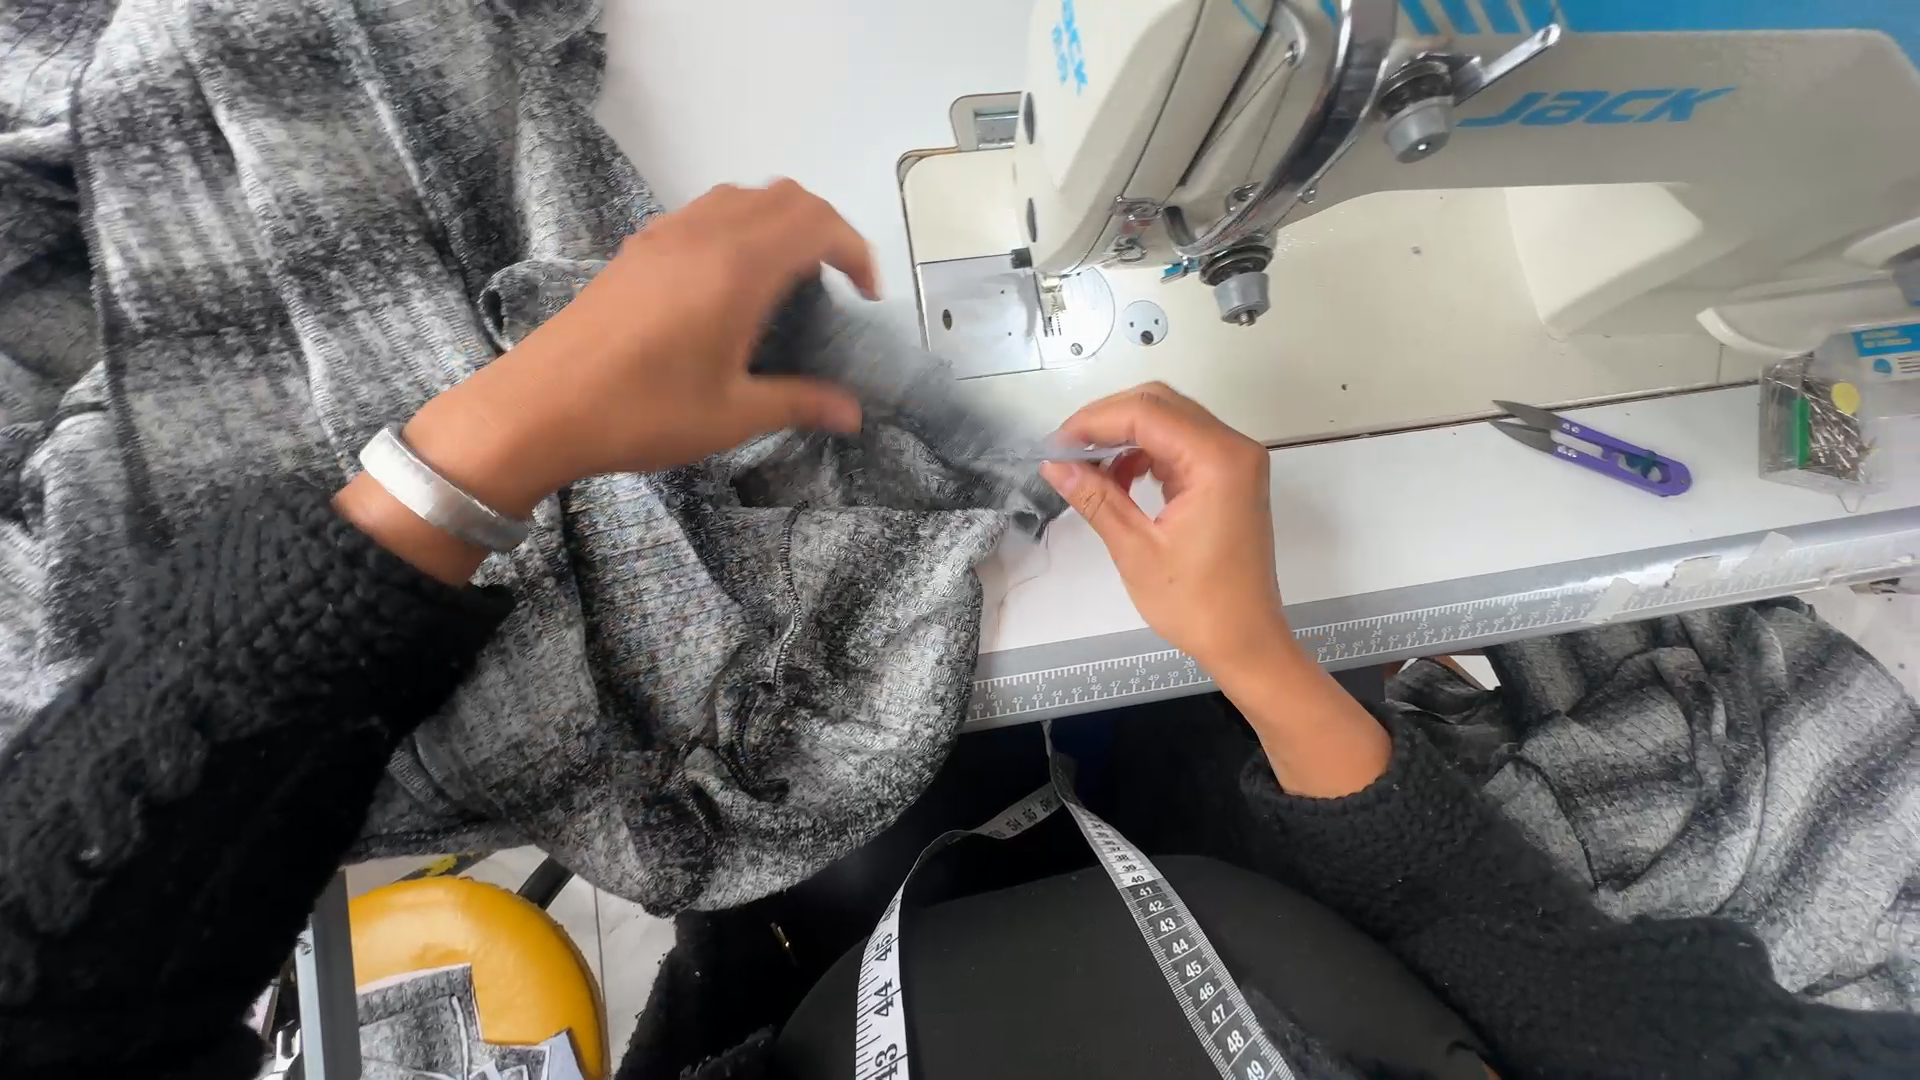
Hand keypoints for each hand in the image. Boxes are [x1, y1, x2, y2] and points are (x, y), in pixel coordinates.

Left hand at [338, 179, 875, 582]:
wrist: (539, 409)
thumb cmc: (642, 414)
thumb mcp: (734, 416)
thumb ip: (801, 403)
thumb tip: (853, 414)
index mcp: (737, 271)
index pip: (818, 224)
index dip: (857, 252)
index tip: (866, 296)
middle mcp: (704, 236)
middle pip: (787, 197)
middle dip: (827, 231)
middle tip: (837, 285)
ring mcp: (666, 236)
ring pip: (744, 196)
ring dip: (782, 224)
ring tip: (791, 281)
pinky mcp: (640, 250)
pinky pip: (706, 212)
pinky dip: (741, 228)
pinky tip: (733, 285)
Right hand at [1043, 384, 1391, 796]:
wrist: (1244, 640)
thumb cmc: (1196, 603)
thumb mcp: (1135, 549)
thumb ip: (1095, 497)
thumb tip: (1054, 465)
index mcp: (1216, 460)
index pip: (1145, 413)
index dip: (1093, 422)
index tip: (1055, 446)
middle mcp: (1232, 448)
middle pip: (1159, 405)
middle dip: (1106, 421)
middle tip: (1066, 451)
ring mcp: (1233, 461)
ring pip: (1168, 420)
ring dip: (1124, 436)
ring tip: (1086, 467)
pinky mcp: (1228, 477)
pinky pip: (1180, 445)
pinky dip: (1144, 453)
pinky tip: (1117, 478)